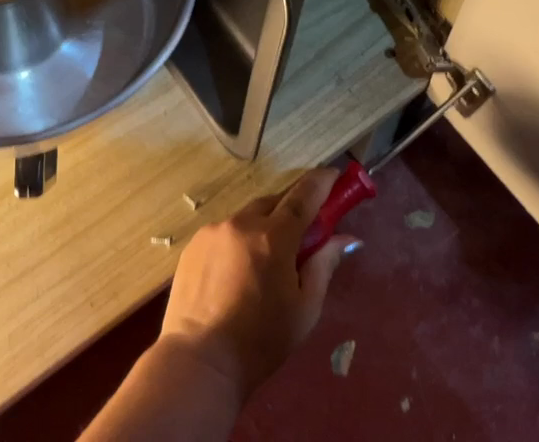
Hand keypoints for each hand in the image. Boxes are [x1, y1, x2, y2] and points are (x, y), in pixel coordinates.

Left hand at [156, 168, 360, 399]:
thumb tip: (346, 238)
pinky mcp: (192, 246)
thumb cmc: (260, 341)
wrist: (198, 362)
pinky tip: (238, 273)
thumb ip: (324, 265)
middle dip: (292, 210)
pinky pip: (224, 233)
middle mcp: (242, 224)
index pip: (304, 196)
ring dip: (263, 227)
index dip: (321, 182)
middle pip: (274, 202)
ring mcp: (213, 232)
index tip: (334, 176)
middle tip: (303, 234)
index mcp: (273, 238)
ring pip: (247, 218)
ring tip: (266, 263)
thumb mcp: (305, 308)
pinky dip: (238, 242)